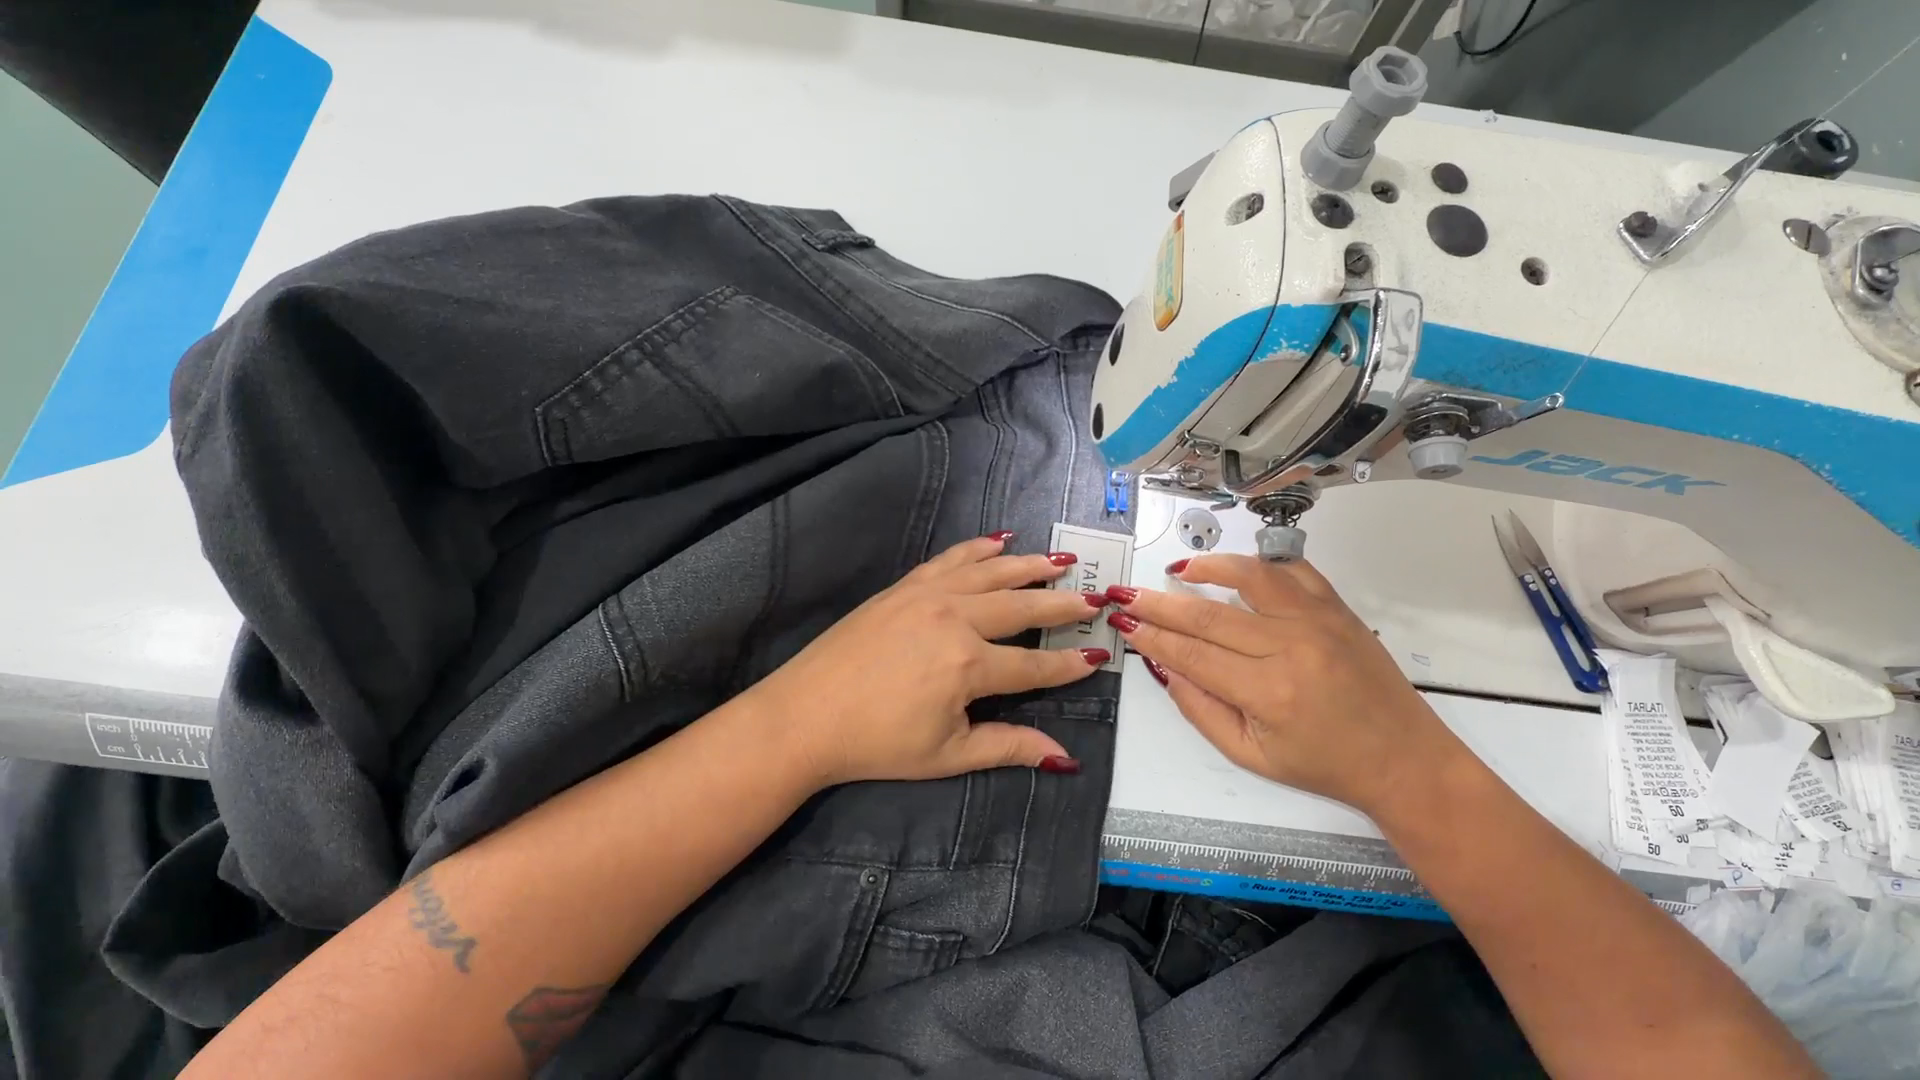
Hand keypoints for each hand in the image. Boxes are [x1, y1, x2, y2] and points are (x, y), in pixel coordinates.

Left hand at [738, 533, 1110, 787]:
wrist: (805, 715)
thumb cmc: (876, 743)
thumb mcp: (947, 755)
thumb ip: (1009, 747)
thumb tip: (1063, 757)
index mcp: (968, 665)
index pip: (1034, 664)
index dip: (1068, 664)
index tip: (1097, 655)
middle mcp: (954, 619)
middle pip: (1022, 606)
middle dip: (1062, 603)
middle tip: (1094, 597)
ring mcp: (926, 596)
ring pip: (991, 573)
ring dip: (1029, 565)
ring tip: (1061, 560)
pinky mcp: (902, 587)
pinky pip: (949, 559)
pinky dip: (977, 548)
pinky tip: (998, 540)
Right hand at [1106, 555, 1463, 811]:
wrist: (1403, 758)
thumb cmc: (1323, 765)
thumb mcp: (1250, 755)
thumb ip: (1200, 710)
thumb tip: (1163, 665)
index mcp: (1268, 692)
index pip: (1192, 654)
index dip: (1152, 636)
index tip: (1124, 622)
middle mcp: (1292, 647)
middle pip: (1210, 615)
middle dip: (1161, 604)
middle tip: (1127, 594)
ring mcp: (1319, 621)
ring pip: (1252, 576)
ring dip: (1208, 567)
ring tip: (1177, 569)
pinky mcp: (1339, 609)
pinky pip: (1294, 571)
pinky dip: (1261, 563)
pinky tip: (1236, 569)